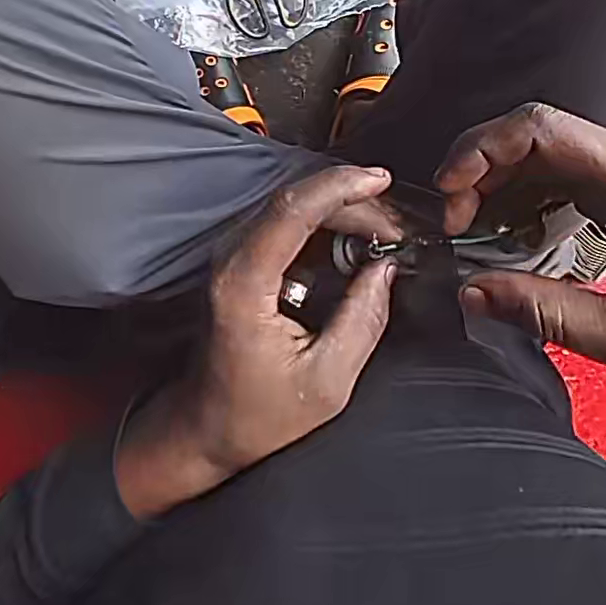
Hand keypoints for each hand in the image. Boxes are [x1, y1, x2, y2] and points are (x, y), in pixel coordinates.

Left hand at [115, 166, 401, 518]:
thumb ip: (363, 319)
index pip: (292, 210)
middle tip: (398, 228)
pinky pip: (291, 224)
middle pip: (299, 202)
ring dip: (344, 211)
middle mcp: (232, 257)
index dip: (340, 186)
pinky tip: (358, 241)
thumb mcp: (326, 381)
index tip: (379, 180)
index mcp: (245, 283)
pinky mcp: (245, 258)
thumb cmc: (256, 414)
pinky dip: (329, 224)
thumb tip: (386, 268)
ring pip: (296, 207)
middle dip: (355, 204)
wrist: (206, 424)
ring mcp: (235, 254)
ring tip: (386, 234)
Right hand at [439, 104, 605, 495]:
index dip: (479, 150)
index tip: (447, 198)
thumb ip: (556, 315)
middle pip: (537, 134)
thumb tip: (471, 293)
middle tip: (456, 228)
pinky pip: (575, 172)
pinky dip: (534, 195)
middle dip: (480, 172)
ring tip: (479, 236)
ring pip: (551, 152)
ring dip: (503, 185)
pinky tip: (522, 234)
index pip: (542, 127)